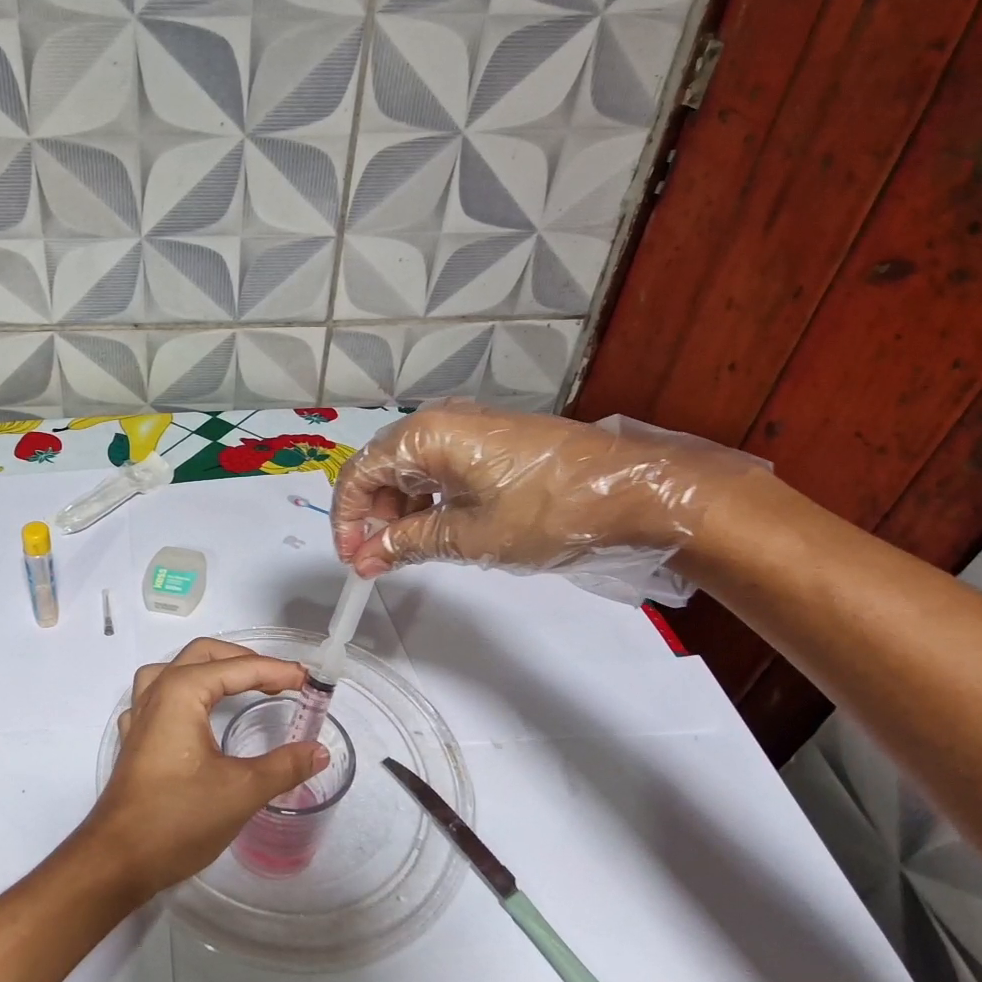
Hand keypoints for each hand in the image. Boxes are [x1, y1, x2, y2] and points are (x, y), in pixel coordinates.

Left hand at [79, 638, 329, 898]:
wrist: (118, 860)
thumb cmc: (178, 818)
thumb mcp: (242, 791)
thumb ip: (284, 766)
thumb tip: (318, 751)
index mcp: (181, 693)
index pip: (237, 669)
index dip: (276, 671)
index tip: (309, 682)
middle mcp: (157, 693)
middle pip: (204, 655)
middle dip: (245, 661)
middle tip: (282, 680)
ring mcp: (140, 716)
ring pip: (176, 670)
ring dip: (211, 669)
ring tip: (242, 685)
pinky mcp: (136, 740)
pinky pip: (159, 697)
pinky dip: (185, 693)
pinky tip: (196, 714)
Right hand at [331, 401, 762, 578]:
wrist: (634, 491)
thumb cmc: (546, 511)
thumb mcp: (469, 536)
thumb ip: (408, 544)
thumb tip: (366, 559)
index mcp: (426, 435)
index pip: (359, 473)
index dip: (347, 519)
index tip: (353, 559)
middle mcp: (440, 422)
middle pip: (381, 468)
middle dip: (371, 516)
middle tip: (376, 560)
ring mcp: (468, 428)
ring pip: (410, 469)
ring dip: (399, 511)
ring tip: (406, 551)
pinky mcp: (490, 441)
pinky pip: (439, 468)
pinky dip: (428, 501)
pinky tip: (436, 530)